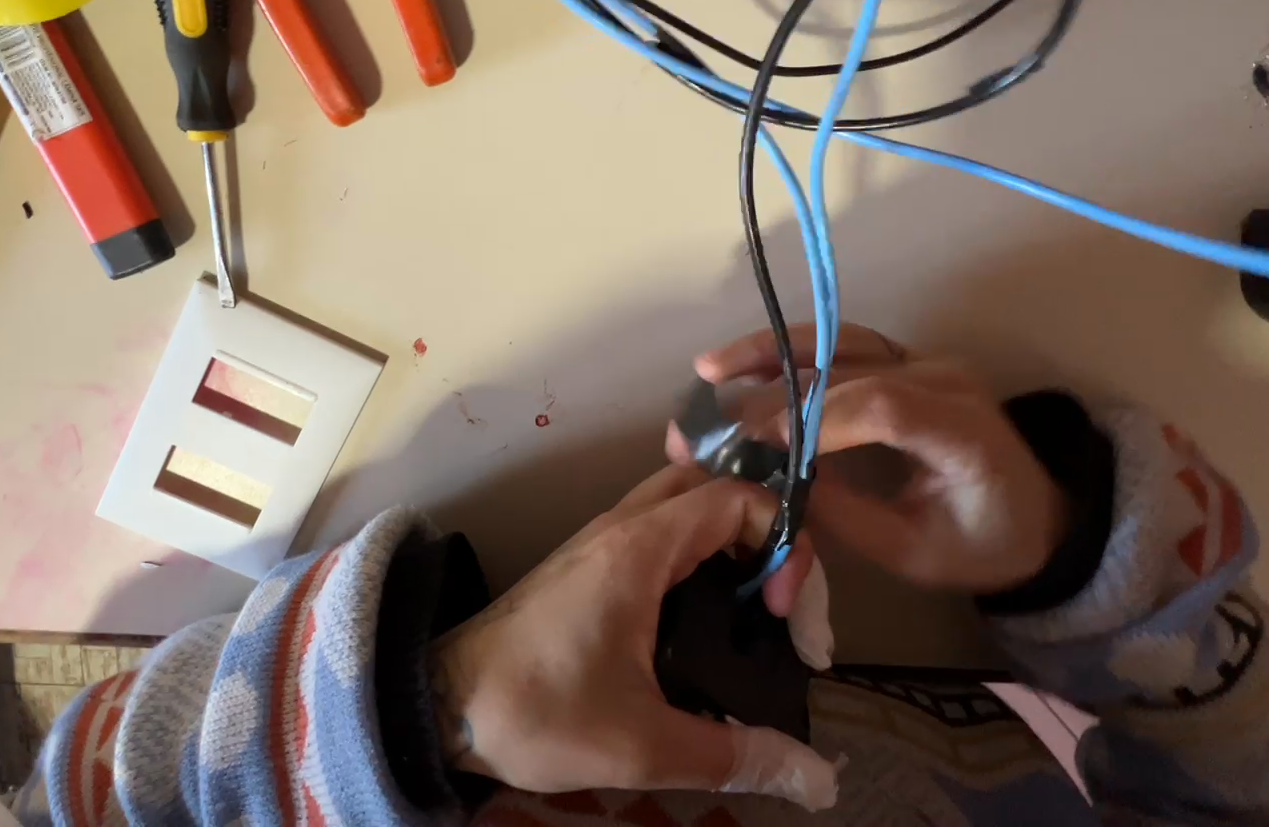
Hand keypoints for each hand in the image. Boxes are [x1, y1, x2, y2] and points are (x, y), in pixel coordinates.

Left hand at [427, 464, 839, 809]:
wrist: (446, 698)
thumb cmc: (540, 710)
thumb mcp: (642, 742)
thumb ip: (735, 755)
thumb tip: (821, 782)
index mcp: (640, 548)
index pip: (737, 499)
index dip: (786, 547)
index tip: (787, 618)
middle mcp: (622, 525)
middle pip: (713, 486)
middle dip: (764, 535)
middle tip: (781, 608)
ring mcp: (602, 537)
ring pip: (683, 500)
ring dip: (730, 537)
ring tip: (757, 608)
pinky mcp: (590, 559)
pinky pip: (659, 524)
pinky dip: (698, 546)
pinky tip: (707, 605)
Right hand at [668, 323, 1066, 593]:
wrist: (1033, 517)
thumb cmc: (979, 543)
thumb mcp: (912, 552)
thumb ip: (845, 514)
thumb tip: (771, 480)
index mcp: (961, 430)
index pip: (882, 406)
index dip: (813, 416)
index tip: (753, 440)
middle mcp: (940, 378)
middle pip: (847, 367)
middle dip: (771, 394)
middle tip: (709, 423)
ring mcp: (919, 360)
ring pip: (835, 338)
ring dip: (768, 350)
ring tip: (709, 369)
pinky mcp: (898, 358)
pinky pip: (836, 343)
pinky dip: (785, 350)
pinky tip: (742, 363)